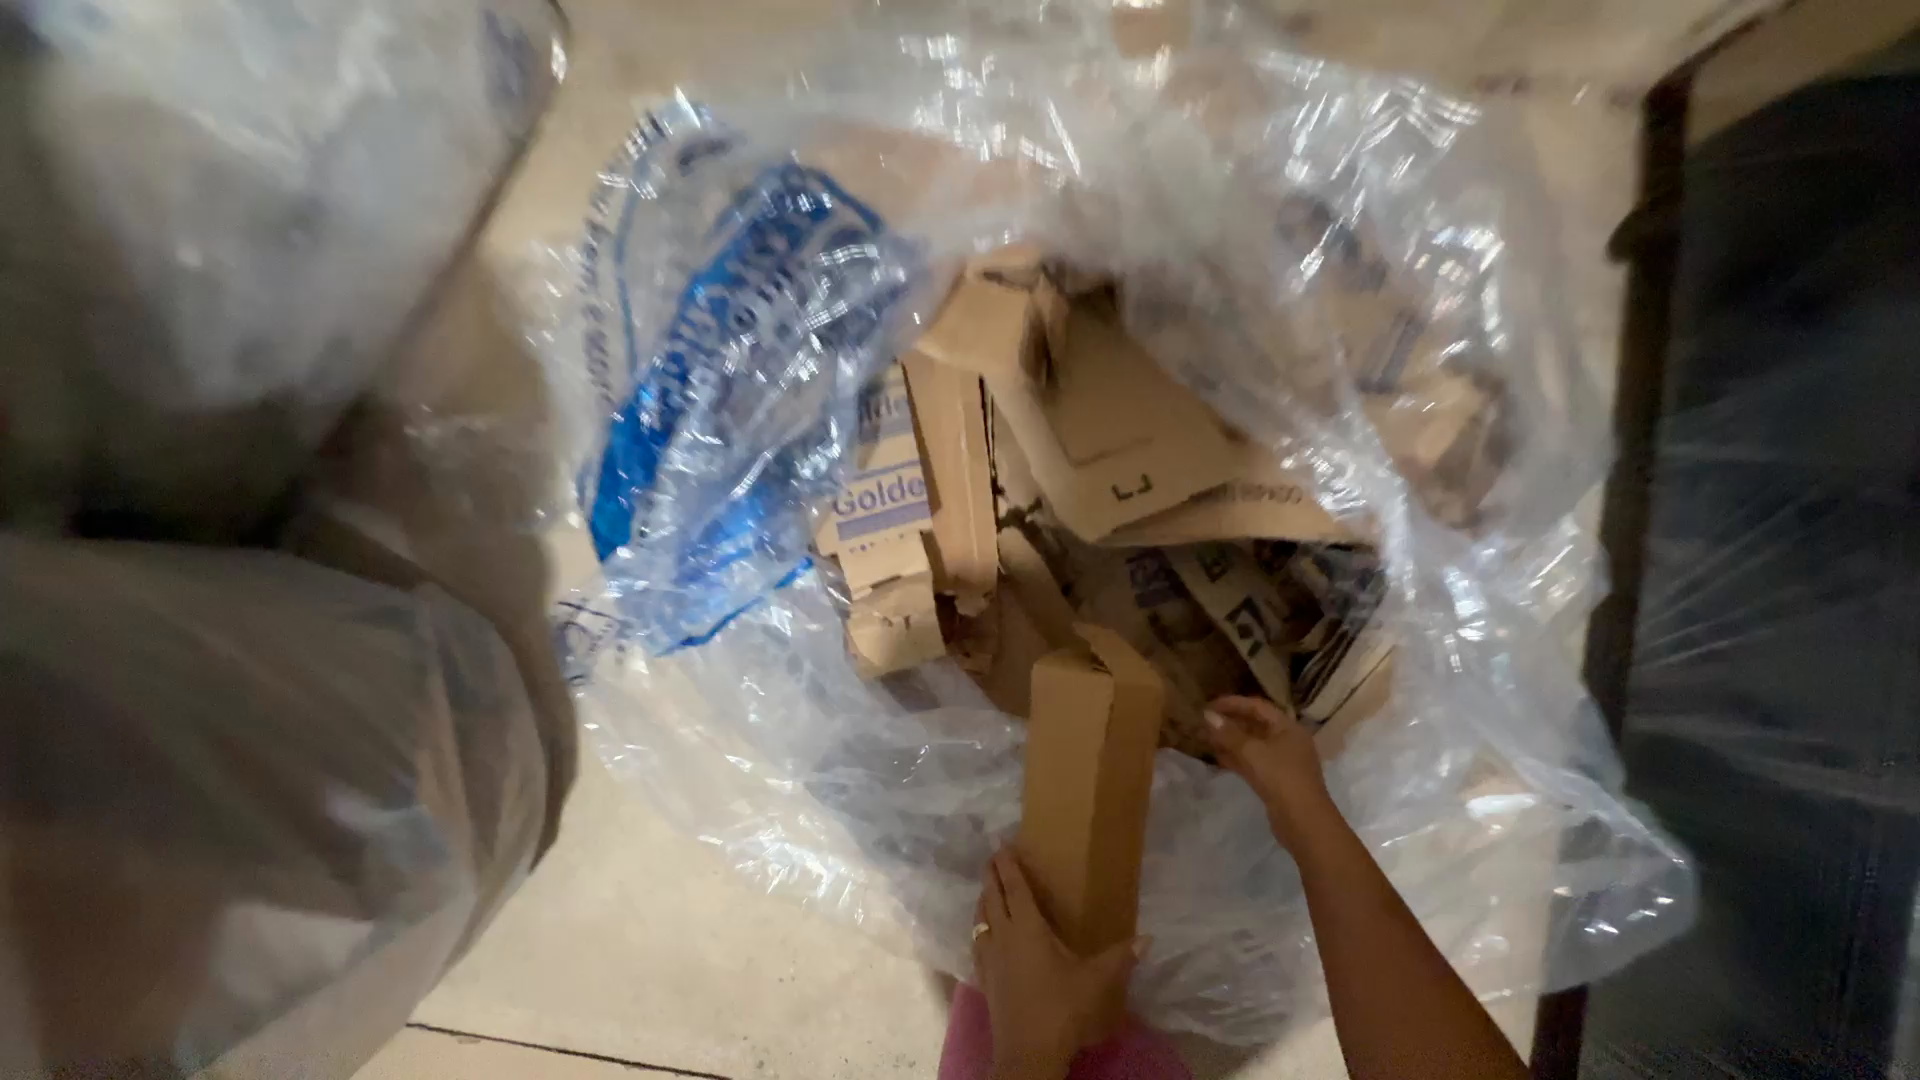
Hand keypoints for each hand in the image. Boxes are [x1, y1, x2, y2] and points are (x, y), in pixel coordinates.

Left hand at [972, 848, 1145, 1079]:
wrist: (1028, 1053)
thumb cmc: (1061, 1009)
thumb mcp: (1095, 981)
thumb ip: (1120, 957)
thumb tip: (1148, 938)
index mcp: (1027, 929)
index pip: (1014, 888)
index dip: (1008, 866)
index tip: (1002, 845)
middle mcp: (1003, 936)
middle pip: (992, 897)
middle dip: (991, 875)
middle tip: (991, 857)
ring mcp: (989, 957)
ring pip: (980, 918)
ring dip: (983, 898)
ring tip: (987, 888)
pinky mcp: (984, 977)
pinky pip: (977, 941)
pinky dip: (979, 926)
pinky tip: (983, 931)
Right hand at [1205, 695, 1336, 847]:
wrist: (1304, 822)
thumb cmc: (1281, 778)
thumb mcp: (1252, 752)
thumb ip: (1229, 733)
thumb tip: (1207, 714)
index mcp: (1288, 728)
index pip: (1257, 707)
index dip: (1232, 703)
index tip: (1208, 704)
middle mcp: (1287, 741)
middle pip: (1255, 725)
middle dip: (1229, 722)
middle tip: (1203, 721)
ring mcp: (1281, 762)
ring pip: (1251, 745)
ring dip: (1229, 740)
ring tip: (1204, 737)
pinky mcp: (1274, 780)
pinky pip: (1251, 762)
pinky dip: (1235, 757)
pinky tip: (1216, 756)